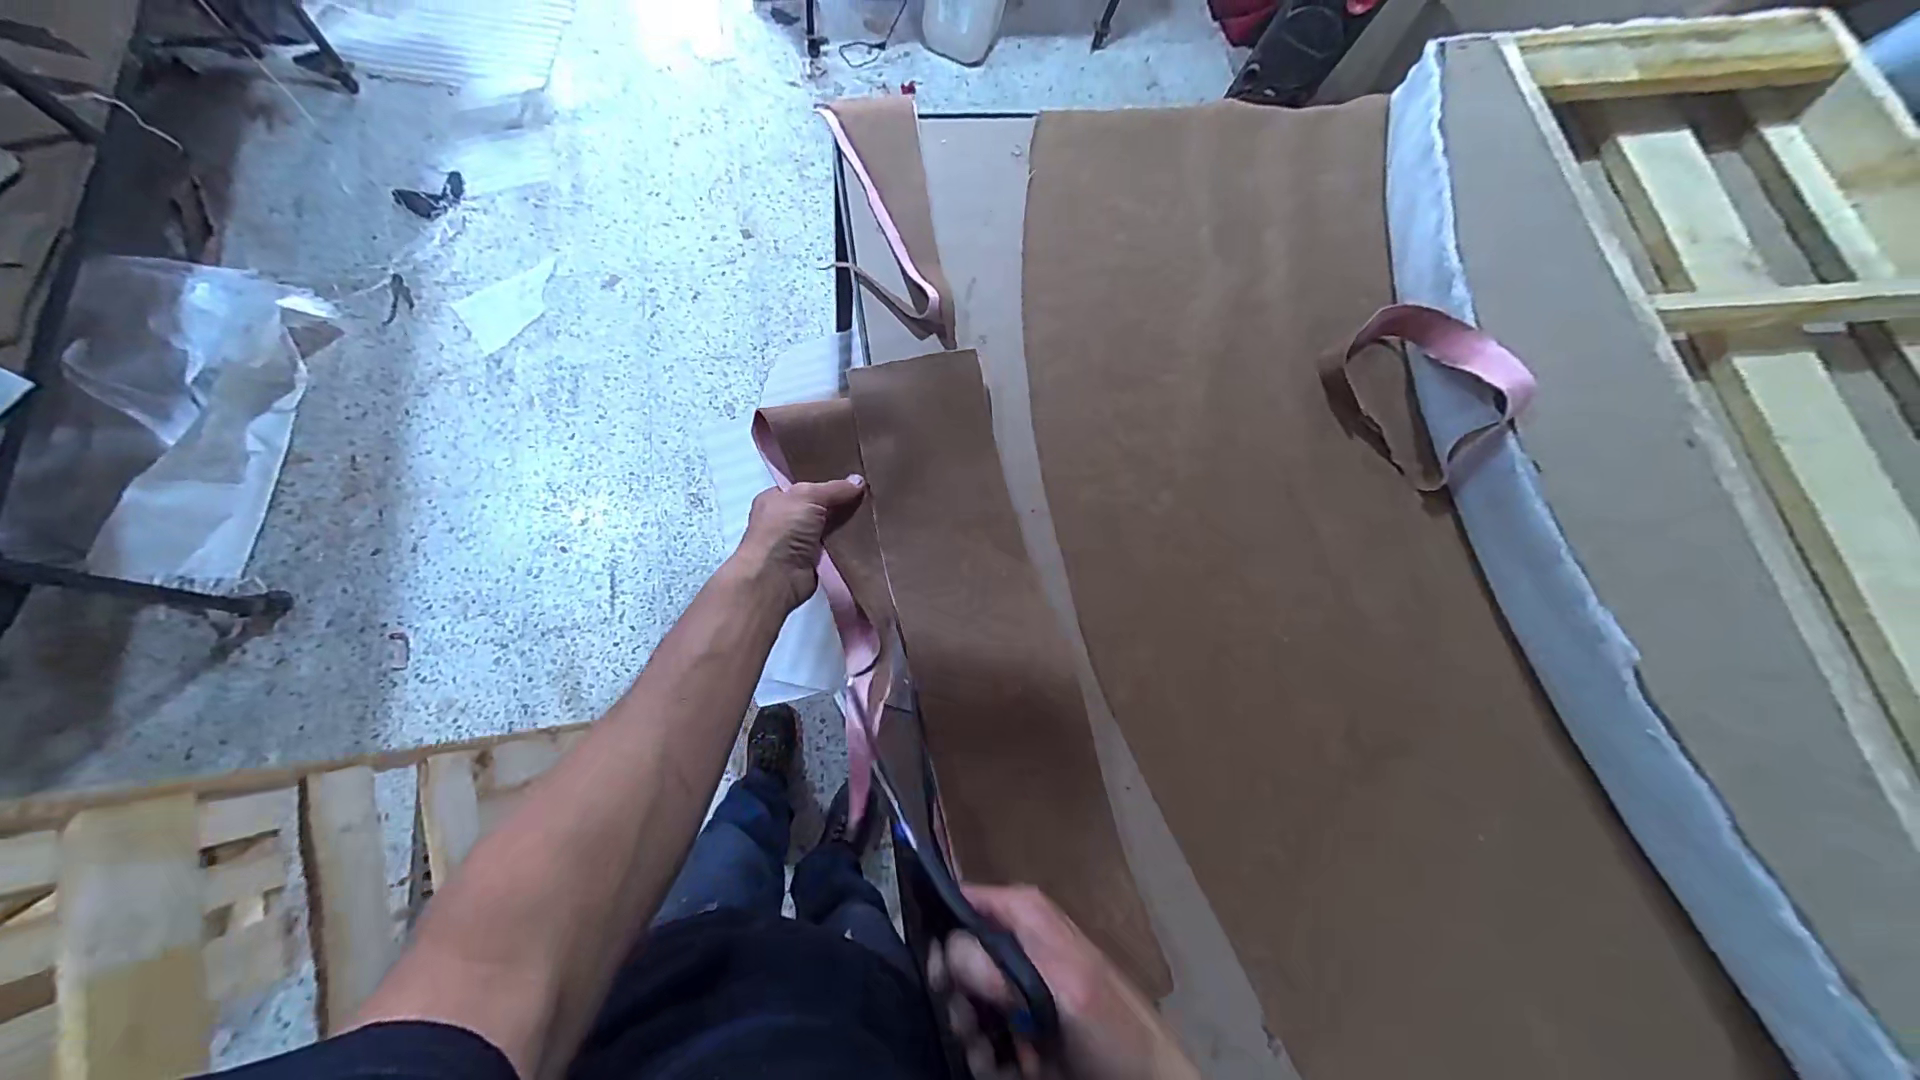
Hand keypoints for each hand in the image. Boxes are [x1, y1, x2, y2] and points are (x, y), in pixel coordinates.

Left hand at [729, 475, 865, 611]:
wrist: (776, 576)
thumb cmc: (783, 529)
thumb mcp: (808, 496)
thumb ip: (834, 488)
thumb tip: (859, 480)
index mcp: (776, 499)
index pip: (804, 485)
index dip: (826, 480)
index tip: (852, 477)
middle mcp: (786, 519)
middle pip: (820, 505)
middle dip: (841, 501)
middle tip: (869, 493)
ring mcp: (799, 541)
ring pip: (830, 526)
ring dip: (848, 522)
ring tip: (875, 510)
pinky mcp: (814, 560)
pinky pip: (836, 545)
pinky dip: (850, 542)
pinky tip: (869, 533)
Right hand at [927, 885, 1198, 1079]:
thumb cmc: (1115, 1027)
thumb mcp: (1065, 988)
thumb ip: (1007, 965)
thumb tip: (949, 946)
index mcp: (1027, 916)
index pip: (967, 901)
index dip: (944, 930)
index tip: (935, 972)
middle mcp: (1016, 944)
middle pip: (958, 956)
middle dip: (956, 994)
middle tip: (970, 1024)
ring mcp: (1016, 989)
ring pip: (963, 999)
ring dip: (969, 1031)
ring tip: (991, 1057)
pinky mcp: (1017, 1028)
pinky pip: (979, 1035)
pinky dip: (983, 1056)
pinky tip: (1001, 1069)